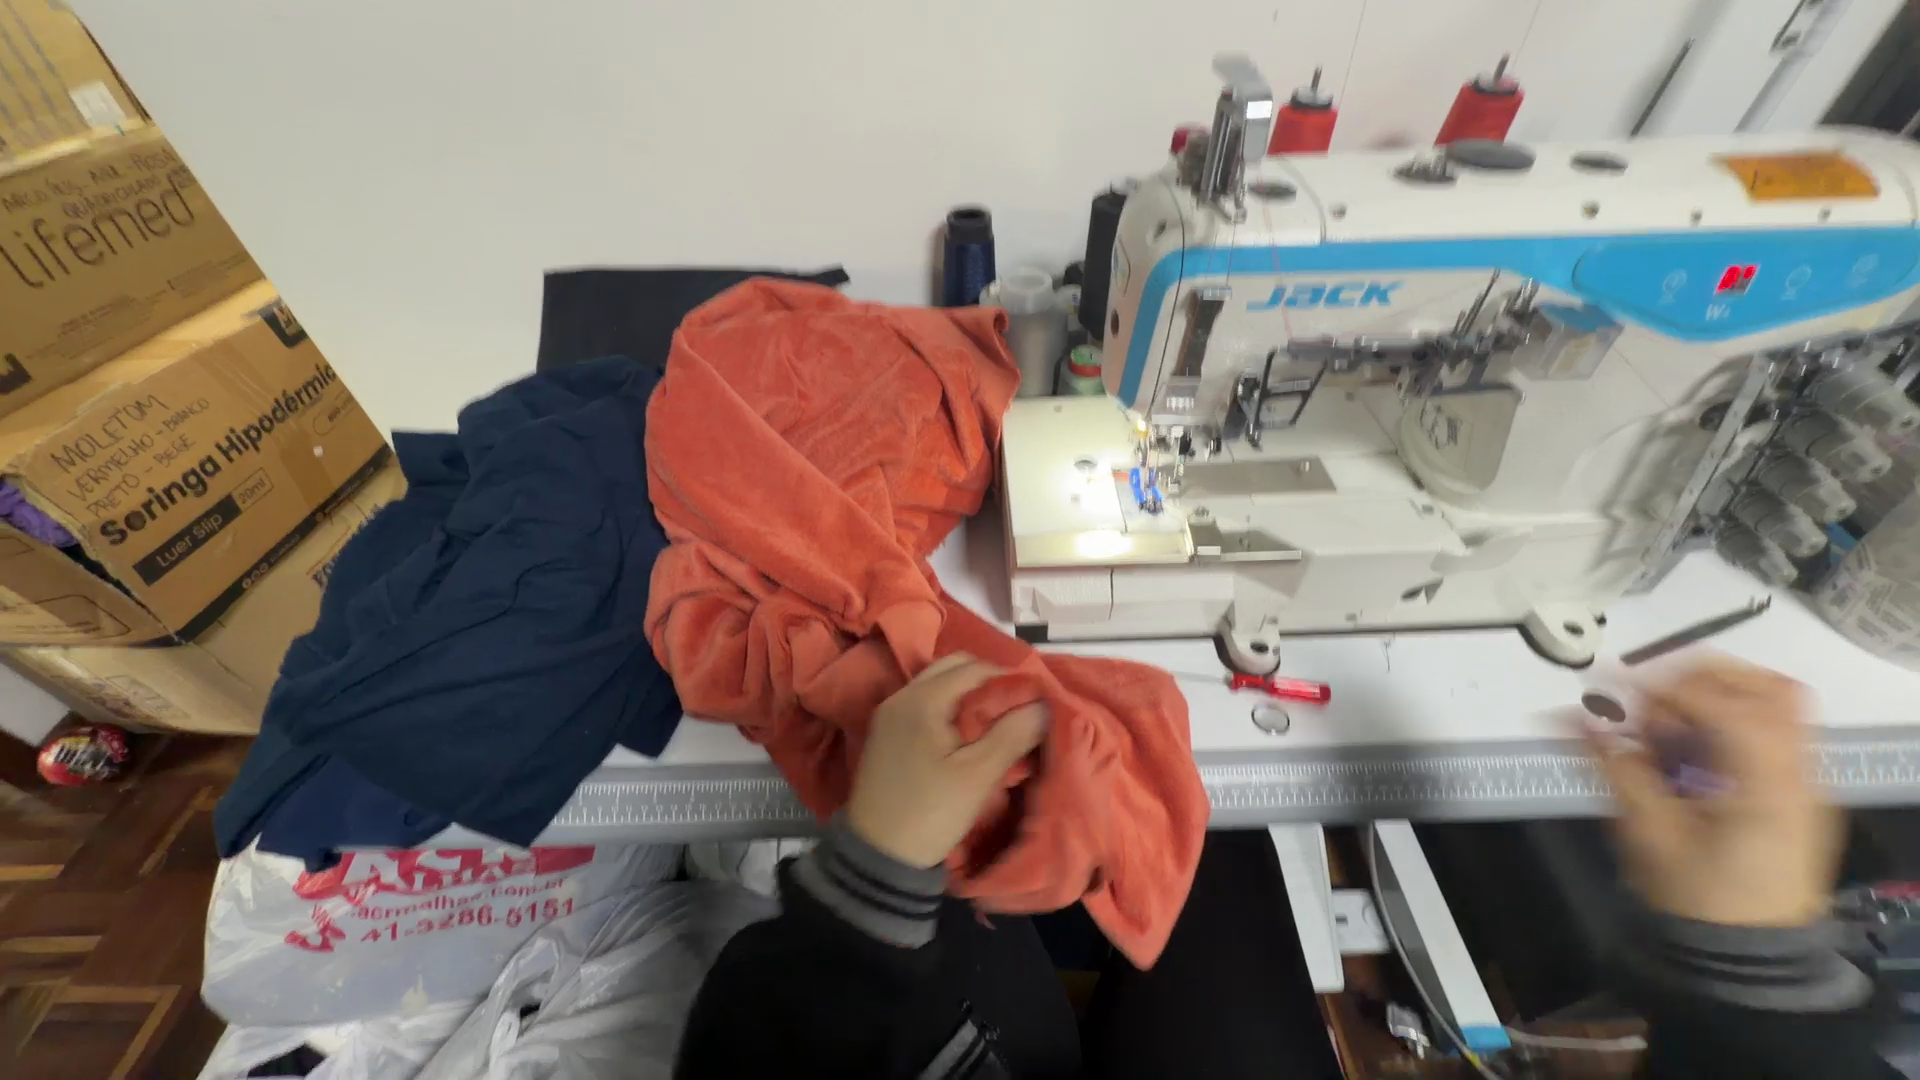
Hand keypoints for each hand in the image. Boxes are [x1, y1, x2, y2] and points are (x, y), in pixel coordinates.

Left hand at [845, 654, 1049, 868]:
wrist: (877, 855)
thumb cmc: (931, 811)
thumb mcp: (978, 775)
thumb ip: (1012, 734)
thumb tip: (1044, 705)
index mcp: (922, 699)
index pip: (974, 668)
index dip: (1007, 679)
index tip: (1031, 702)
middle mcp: (901, 695)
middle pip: (952, 667)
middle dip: (986, 680)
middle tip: (1012, 709)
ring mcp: (889, 713)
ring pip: (936, 683)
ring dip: (966, 693)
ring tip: (993, 721)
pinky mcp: (886, 731)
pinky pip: (923, 702)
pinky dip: (947, 706)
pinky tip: (964, 732)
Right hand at [1586, 658, 1840, 926]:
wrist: (1746, 949)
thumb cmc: (1694, 892)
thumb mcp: (1644, 828)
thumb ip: (1610, 763)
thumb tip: (1563, 715)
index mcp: (1766, 786)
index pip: (1730, 708)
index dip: (1666, 689)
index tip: (1611, 689)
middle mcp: (1793, 772)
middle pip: (1765, 689)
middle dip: (1694, 677)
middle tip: (1640, 699)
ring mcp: (1794, 777)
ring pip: (1766, 701)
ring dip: (1702, 696)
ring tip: (1653, 725)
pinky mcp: (1781, 783)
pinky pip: (1756, 727)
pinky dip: (1711, 717)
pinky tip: (1669, 742)